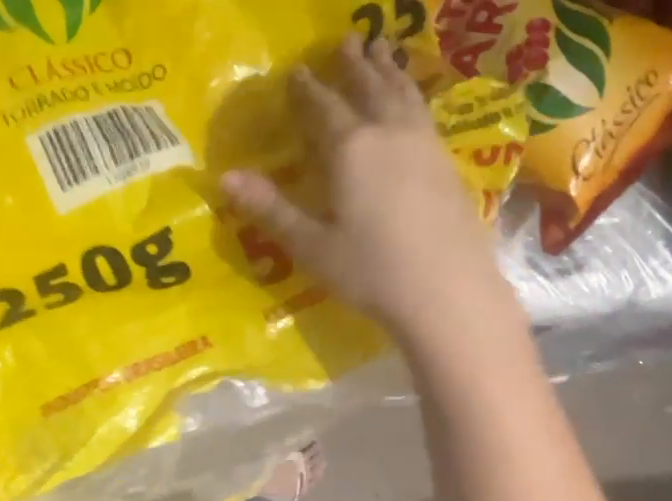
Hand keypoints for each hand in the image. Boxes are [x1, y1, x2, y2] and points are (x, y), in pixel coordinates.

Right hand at [221, 37, 520, 351]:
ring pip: (402, 94)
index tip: (295, 71)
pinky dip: (412, 95)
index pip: (322, 107)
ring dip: (388, 71)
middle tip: (347, 39)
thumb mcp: (311, 245)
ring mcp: (423, 144)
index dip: (306, 89)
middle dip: (354, 65)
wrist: (446, 290)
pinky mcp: (446, 163)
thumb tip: (225, 177)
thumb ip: (270, 209)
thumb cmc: (370, 271)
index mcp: (350, 149)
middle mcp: (388, 133)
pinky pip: (423, 113)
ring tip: (382, 53)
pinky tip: (412, 104)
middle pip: (369, 88)